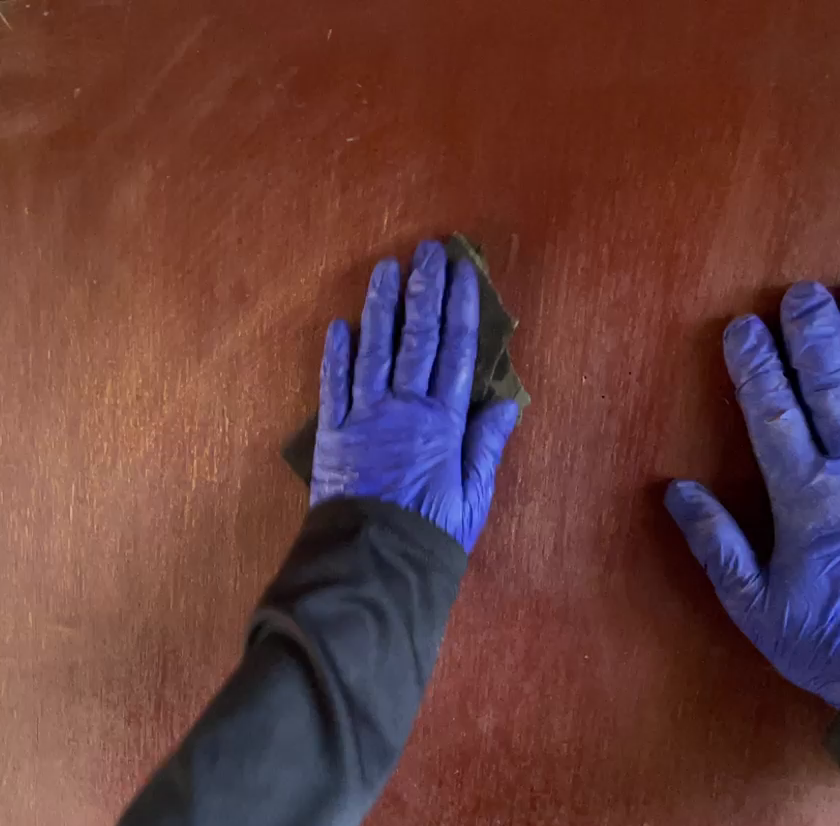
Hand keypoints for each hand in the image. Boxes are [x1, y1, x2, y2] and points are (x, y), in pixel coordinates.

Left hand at [311, 239, 521, 552]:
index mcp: (443, 422)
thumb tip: (507, 401)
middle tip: (426, 252)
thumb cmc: (431, 533)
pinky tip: (338, 326)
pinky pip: (333, 386)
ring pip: (373, 352)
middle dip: (423, 292)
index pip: (457, 352)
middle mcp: (404, 408)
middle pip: (417, 340)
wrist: (375, 559)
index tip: (463, 271)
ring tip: (385, 270)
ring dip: (380, 308)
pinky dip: (335, 356)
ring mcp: (364, 417)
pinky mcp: (332, 434)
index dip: (461, 308)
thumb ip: (486, 446)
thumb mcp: (474, 496)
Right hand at [665, 281, 839, 707]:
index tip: (743, 328)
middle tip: (803, 293)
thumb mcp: (750, 600)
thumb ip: (715, 540)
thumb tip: (675, 489)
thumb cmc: (825, 639)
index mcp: (807, 497)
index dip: (755, 369)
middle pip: (836, 392)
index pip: (773, 416)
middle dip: (815, 339)